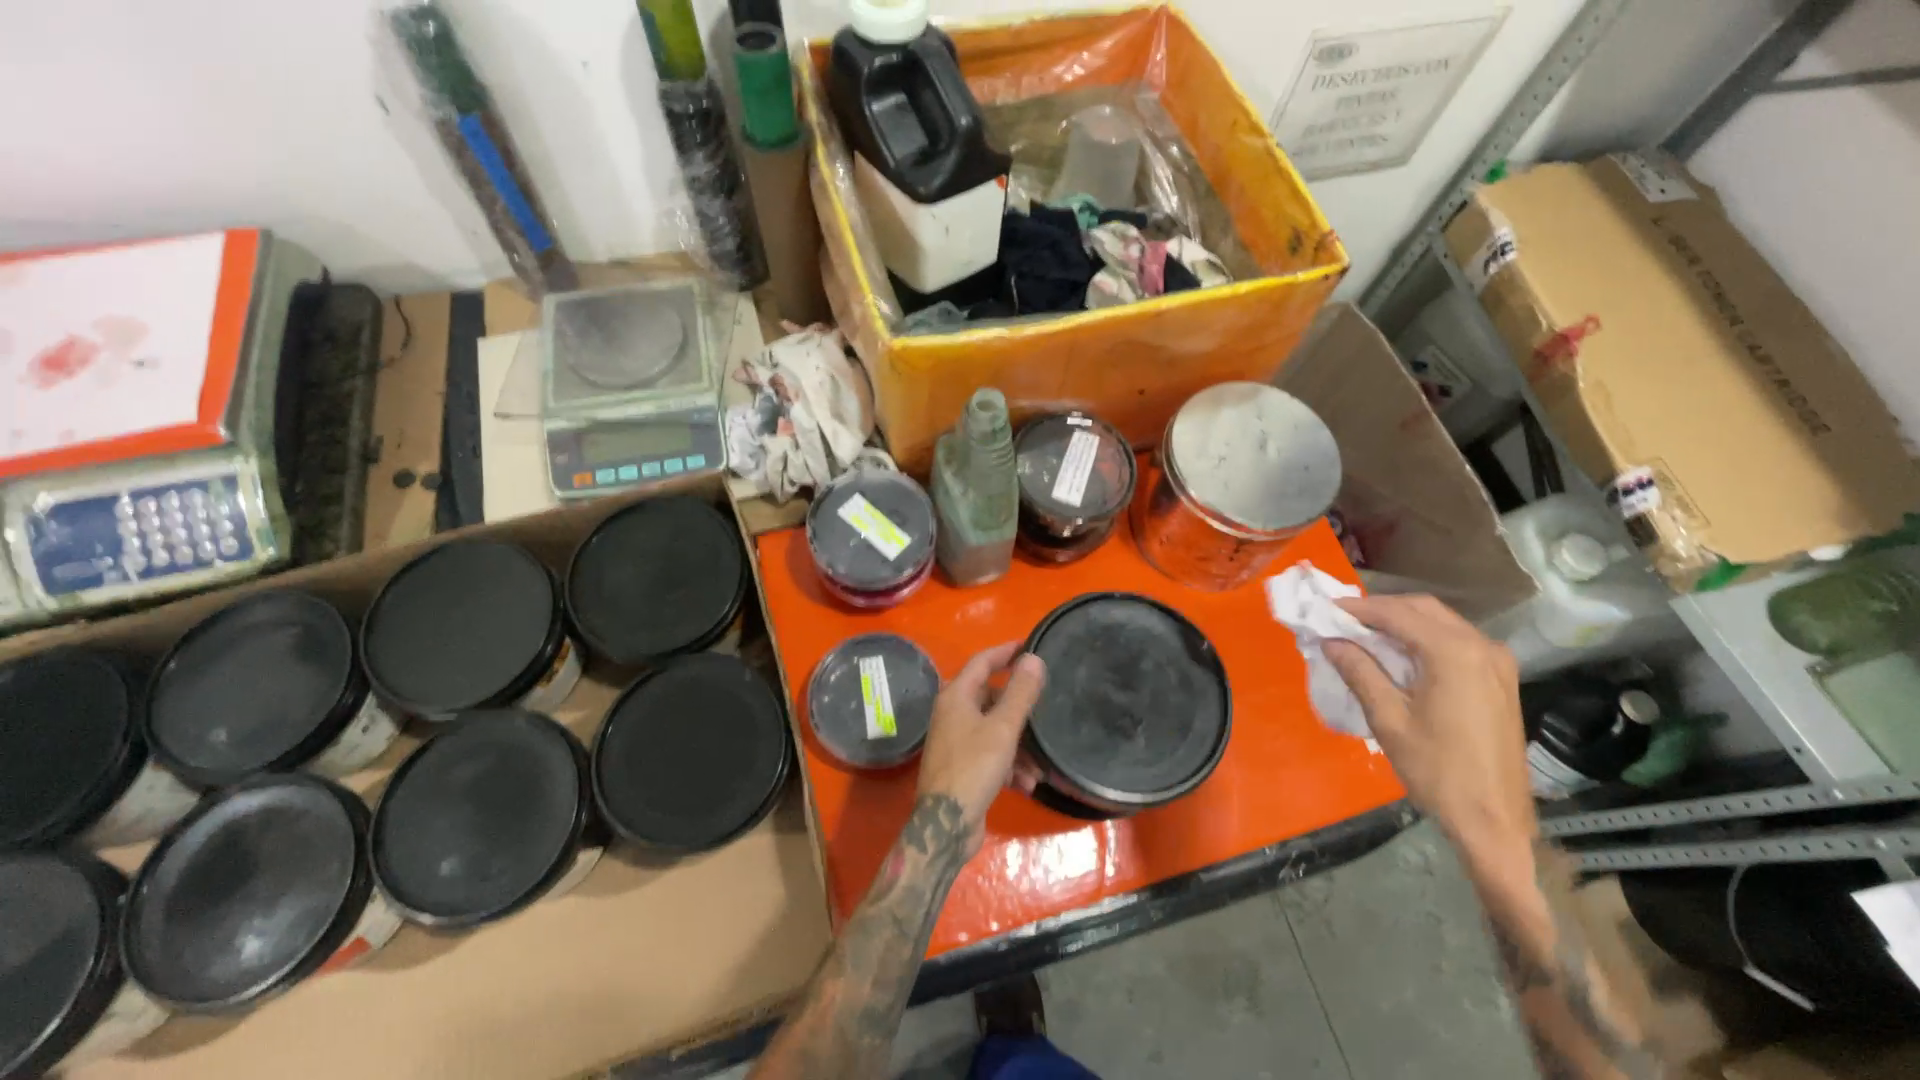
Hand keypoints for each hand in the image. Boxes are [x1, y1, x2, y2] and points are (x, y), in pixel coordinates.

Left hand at [916, 642, 1045, 853]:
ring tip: (1040, 766)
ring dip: (1020, 746)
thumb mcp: (1003, 728)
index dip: (1006, 652)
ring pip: (996, 731)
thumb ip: (1020, 693)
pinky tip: (1028, 784)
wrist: (946, 824)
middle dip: (1021, 711)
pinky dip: (1010, 766)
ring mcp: (956, 741)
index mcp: (956, 697)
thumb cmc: (973, 768)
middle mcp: (952, 714)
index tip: (1031, 646)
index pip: (982, 662)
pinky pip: (993, 756)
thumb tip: (1033, 658)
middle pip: (991, 698)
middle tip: (1047, 712)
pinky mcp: (963, 767)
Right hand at [1323, 595, 1535, 866]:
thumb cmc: (1436, 770)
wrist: (1494, 818)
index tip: (1325, 610)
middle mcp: (1481, 646)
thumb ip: (1360, 672)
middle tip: (1343, 622)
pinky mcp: (1501, 679)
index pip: (1398, 614)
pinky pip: (1457, 642)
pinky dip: (1425, 639)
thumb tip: (1332, 641)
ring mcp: (1497, 662)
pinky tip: (1402, 656)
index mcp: (1454, 653)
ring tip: (1365, 637)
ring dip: (1403, 623)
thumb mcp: (1388, 720)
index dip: (1358, 609)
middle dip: (1381, 610)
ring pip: (1442, 623)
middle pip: (1423, 609)